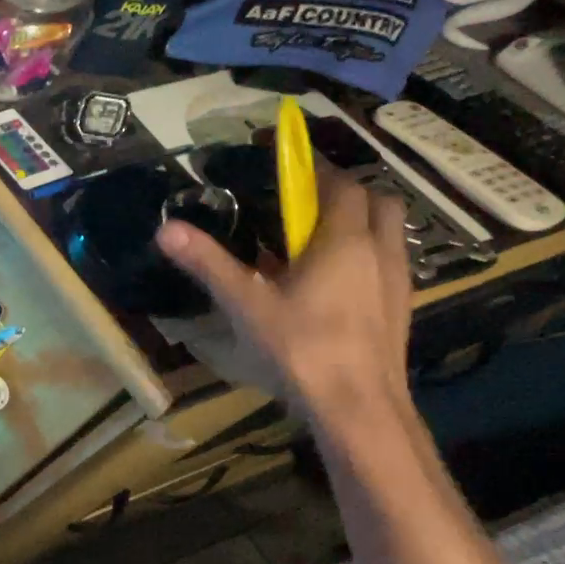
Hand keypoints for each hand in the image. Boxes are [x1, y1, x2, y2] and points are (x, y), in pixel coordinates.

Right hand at [158, 167, 413, 426]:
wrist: (356, 402)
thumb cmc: (299, 346)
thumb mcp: (244, 303)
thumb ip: (208, 263)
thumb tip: (167, 229)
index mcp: (342, 241)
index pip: (338, 185)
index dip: (313, 168)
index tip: (285, 161)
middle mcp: (378, 250)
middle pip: (375, 202)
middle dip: (342, 192)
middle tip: (301, 203)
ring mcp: (395, 279)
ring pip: (386, 232)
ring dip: (356, 222)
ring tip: (313, 241)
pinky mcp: (398, 305)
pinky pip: (385, 261)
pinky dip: (361, 254)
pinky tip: (329, 281)